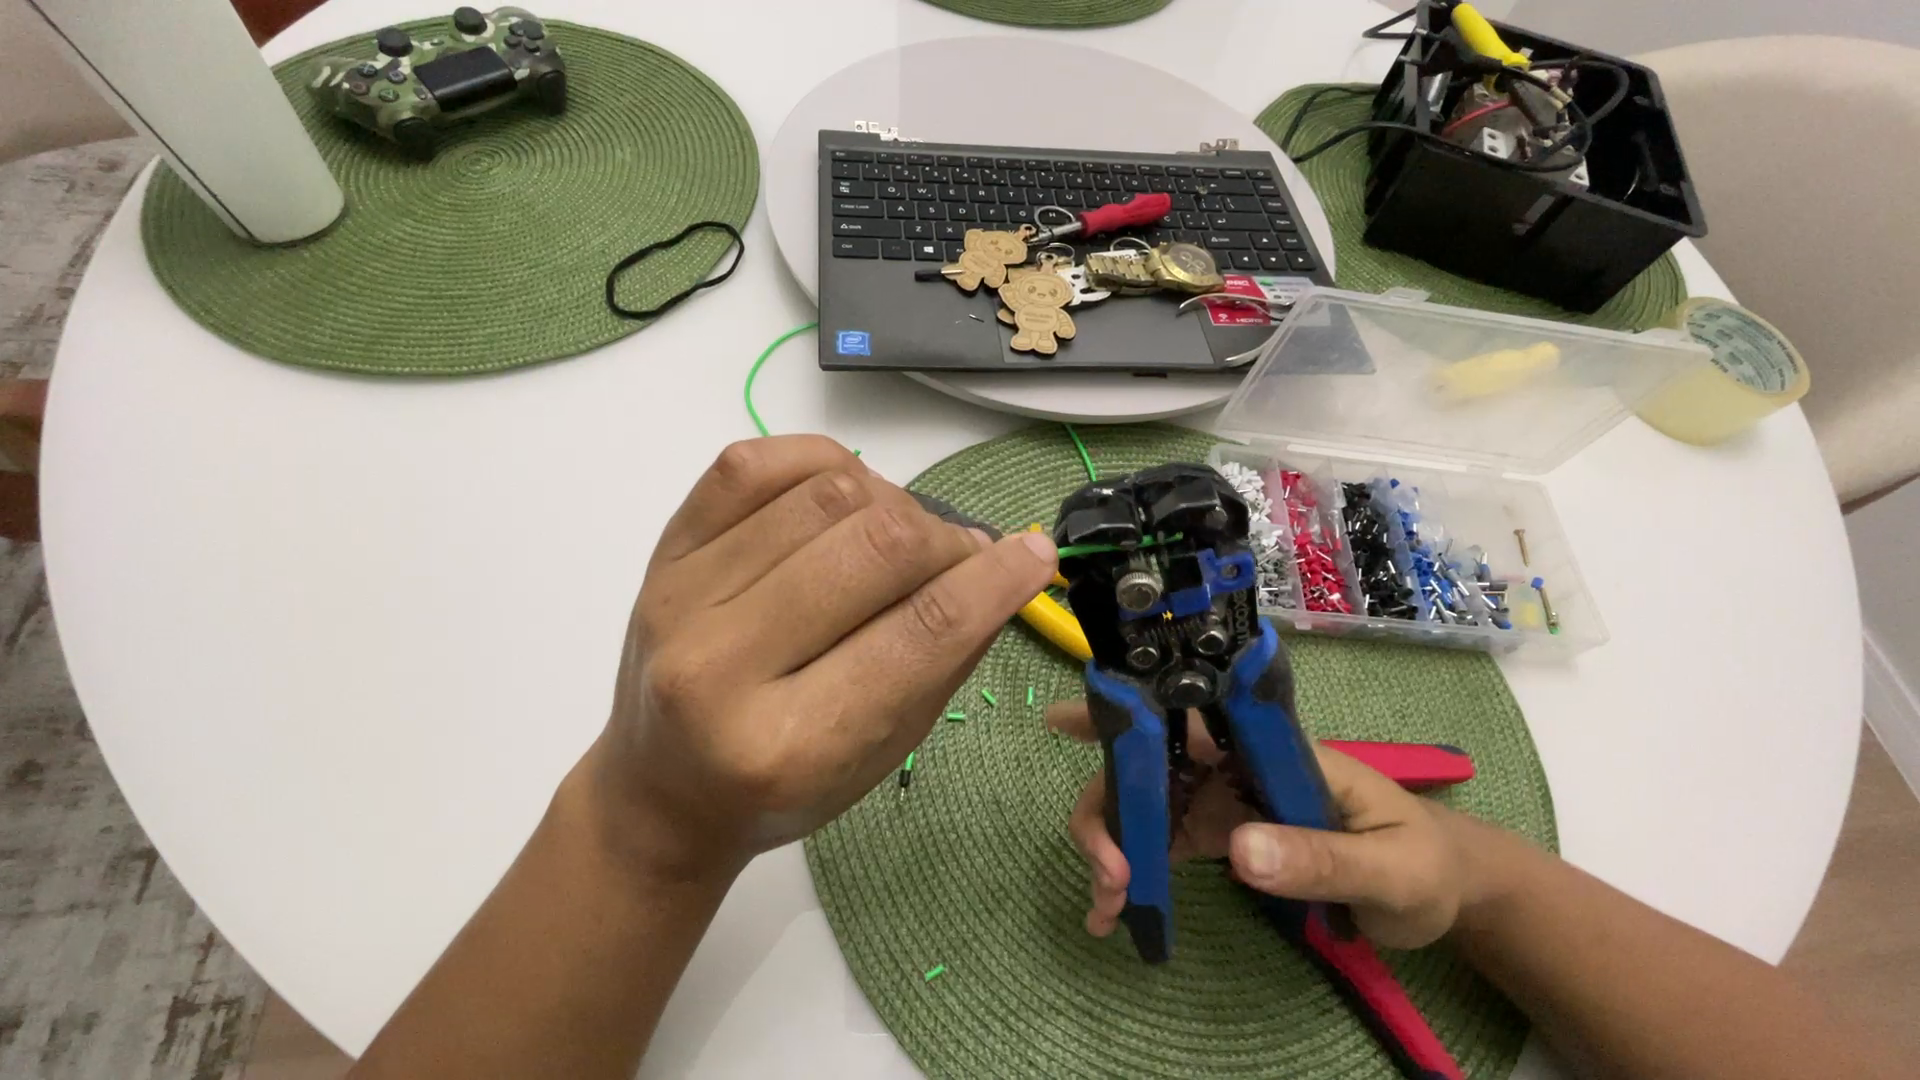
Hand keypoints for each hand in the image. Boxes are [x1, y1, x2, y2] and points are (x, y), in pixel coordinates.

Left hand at [589, 436, 1058, 882]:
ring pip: (825, 495)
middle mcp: (722, 666)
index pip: (921, 632)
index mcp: (790, 745)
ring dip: (893, 502)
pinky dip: (824, 461)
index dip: (995, 581)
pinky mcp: (661, 554)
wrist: (663, 790)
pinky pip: (752, 463)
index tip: (1036, 554)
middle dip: (944, 541)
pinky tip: (848, 492)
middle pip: (875, 550)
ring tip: (901, 534)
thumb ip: (945, 660)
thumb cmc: (785, 789)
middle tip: (960, 555)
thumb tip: (1002, 565)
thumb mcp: (882, 753)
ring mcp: (681, 599)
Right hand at [1046, 701, 1472, 948]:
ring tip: (1107, 906)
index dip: (1125, 712)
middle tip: (1107, 872)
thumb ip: (1320, 856)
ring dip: (1113, 846)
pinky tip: (1113, 912)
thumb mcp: (1389, 867)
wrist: (1438, 895)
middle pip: (1146, 764)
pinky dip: (1131, 873)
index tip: (1064, 722)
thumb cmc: (1424, 863)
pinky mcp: (1218, 835)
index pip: (1190, 713)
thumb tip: (1238, 850)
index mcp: (1269, 747)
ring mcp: (1220, 798)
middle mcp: (1233, 763)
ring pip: (1142, 804)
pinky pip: (1160, 844)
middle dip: (1109, 809)